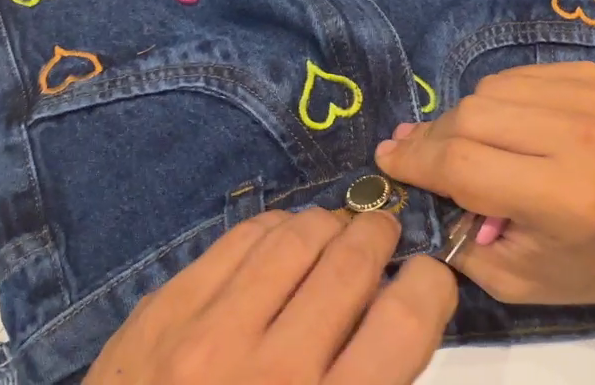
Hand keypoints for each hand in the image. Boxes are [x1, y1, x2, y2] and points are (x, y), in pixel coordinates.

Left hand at [85, 208, 457, 384]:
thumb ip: (368, 380)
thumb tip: (399, 305)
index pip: (402, 322)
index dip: (430, 285)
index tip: (426, 276)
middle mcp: (270, 372)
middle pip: (349, 263)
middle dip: (379, 235)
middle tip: (383, 233)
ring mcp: (207, 333)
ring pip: (294, 236)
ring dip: (329, 224)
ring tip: (337, 231)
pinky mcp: (164, 308)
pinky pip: (238, 237)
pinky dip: (275, 227)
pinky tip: (283, 239)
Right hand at [374, 61, 594, 309]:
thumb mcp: (520, 280)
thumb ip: (459, 238)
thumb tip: (412, 177)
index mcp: (563, 196)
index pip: (463, 163)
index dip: (416, 161)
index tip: (387, 160)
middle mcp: (578, 137)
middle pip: (470, 116)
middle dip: (434, 138)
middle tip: (421, 156)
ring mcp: (589, 98)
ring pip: (489, 89)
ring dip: (467, 118)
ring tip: (474, 147)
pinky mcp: (593, 76)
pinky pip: (516, 75)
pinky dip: (499, 99)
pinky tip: (510, 127)